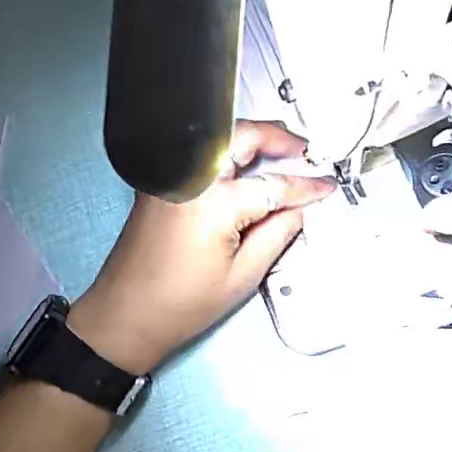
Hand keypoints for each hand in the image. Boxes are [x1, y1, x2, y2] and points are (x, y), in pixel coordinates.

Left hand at [71, 121, 335, 374]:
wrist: (126, 314)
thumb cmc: (180, 304)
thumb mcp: (243, 275)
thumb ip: (277, 234)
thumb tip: (299, 209)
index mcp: (212, 203)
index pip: (273, 184)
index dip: (305, 185)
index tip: (325, 186)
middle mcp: (188, 178)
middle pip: (242, 137)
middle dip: (279, 138)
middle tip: (305, 152)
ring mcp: (170, 176)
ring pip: (220, 138)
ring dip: (253, 138)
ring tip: (282, 153)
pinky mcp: (160, 182)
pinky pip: (202, 155)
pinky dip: (229, 152)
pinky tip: (248, 166)